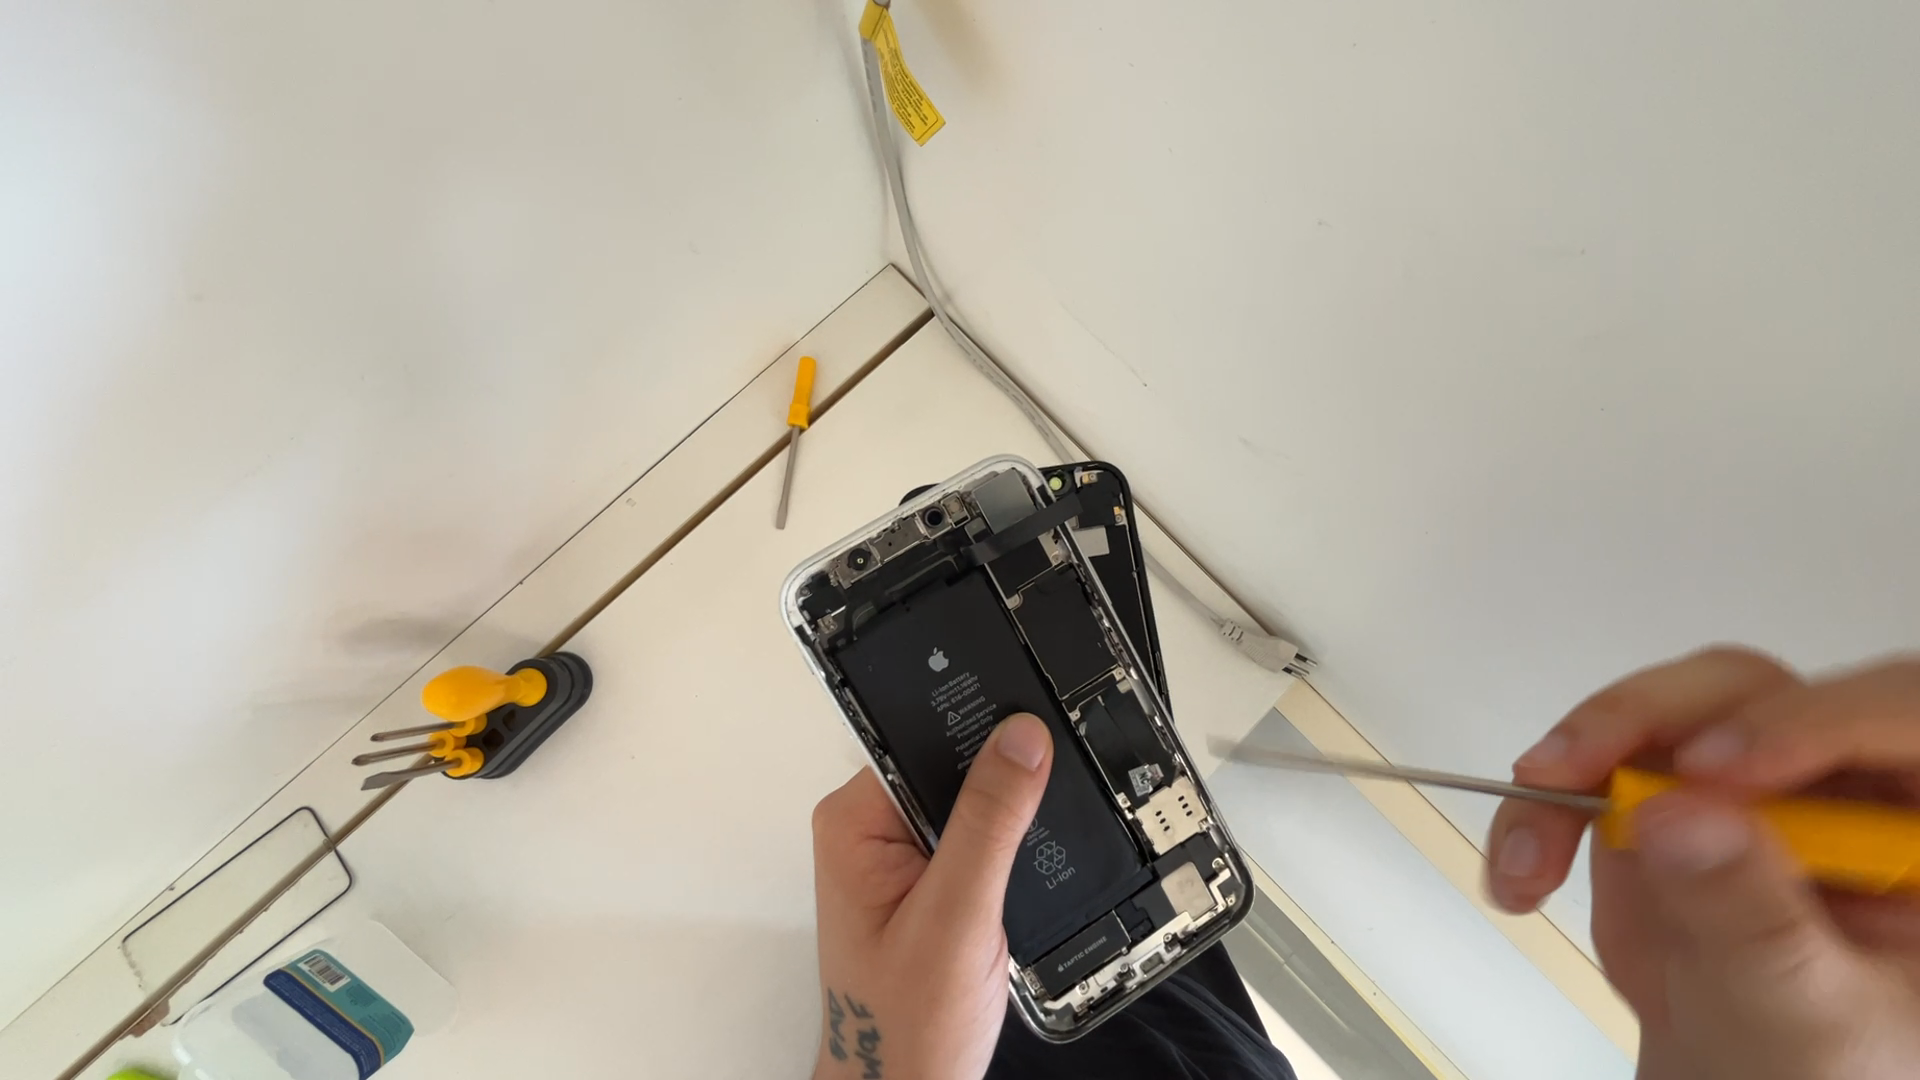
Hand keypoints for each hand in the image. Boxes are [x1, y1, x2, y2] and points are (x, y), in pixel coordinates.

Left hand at [809, 713, 1052, 1079]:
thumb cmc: (909, 1022)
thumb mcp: (956, 915)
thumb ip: (988, 823)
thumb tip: (1020, 738)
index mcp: (855, 819)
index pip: (920, 739)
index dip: (977, 726)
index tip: (1033, 720)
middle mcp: (870, 823)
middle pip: (945, 763)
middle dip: (998, 773)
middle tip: (1047, 785)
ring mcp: (898, 847)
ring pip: (965, 794)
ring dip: (1005, 809)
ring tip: (1039, 828)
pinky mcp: (926, 869)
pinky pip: (972, 826)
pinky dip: (1005, 834)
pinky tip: (1027, 851)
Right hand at [1484, 648, 1919, 1078]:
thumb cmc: (1816, 1073)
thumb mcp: (1805, 1012)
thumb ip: (1753, 917)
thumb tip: (1675, 812)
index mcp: (1919, 829)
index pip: (1897, 720)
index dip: (1812, 720)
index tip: (1705, 769)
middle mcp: (1831, 788)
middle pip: (1740, 692)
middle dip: (1635, 723)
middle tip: (1560, 772)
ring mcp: (1730, 786)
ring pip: (1642, 716)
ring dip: (1561, 774)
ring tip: (1526, 857)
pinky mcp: (1648, 793)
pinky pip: (1576, 762)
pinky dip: (1530, 810)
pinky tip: (1519, 874)